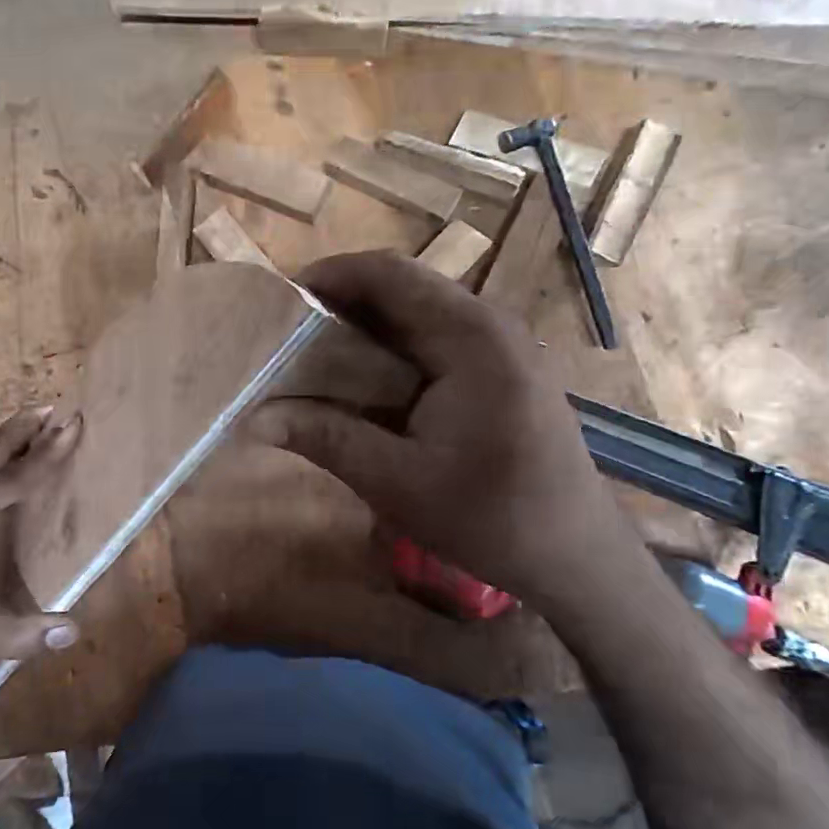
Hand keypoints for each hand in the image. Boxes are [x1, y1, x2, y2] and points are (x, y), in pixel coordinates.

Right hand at [246, 251, 641, 603]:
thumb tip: (252, 419)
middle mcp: (491, 324)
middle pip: (404, 287)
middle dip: (342, 303)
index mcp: (471, 336)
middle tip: (288, 334)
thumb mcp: (396, 481)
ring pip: (420, 313)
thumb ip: (324, 438)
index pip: (390, 274)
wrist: (576, 554)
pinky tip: (366, 382)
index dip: (331, 276)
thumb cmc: (491, 518)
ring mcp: (503, 345)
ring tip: (315, 356)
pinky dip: (395, 350)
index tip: (280, 303)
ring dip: (368, 327)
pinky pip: (438, 339)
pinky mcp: (505, 368)